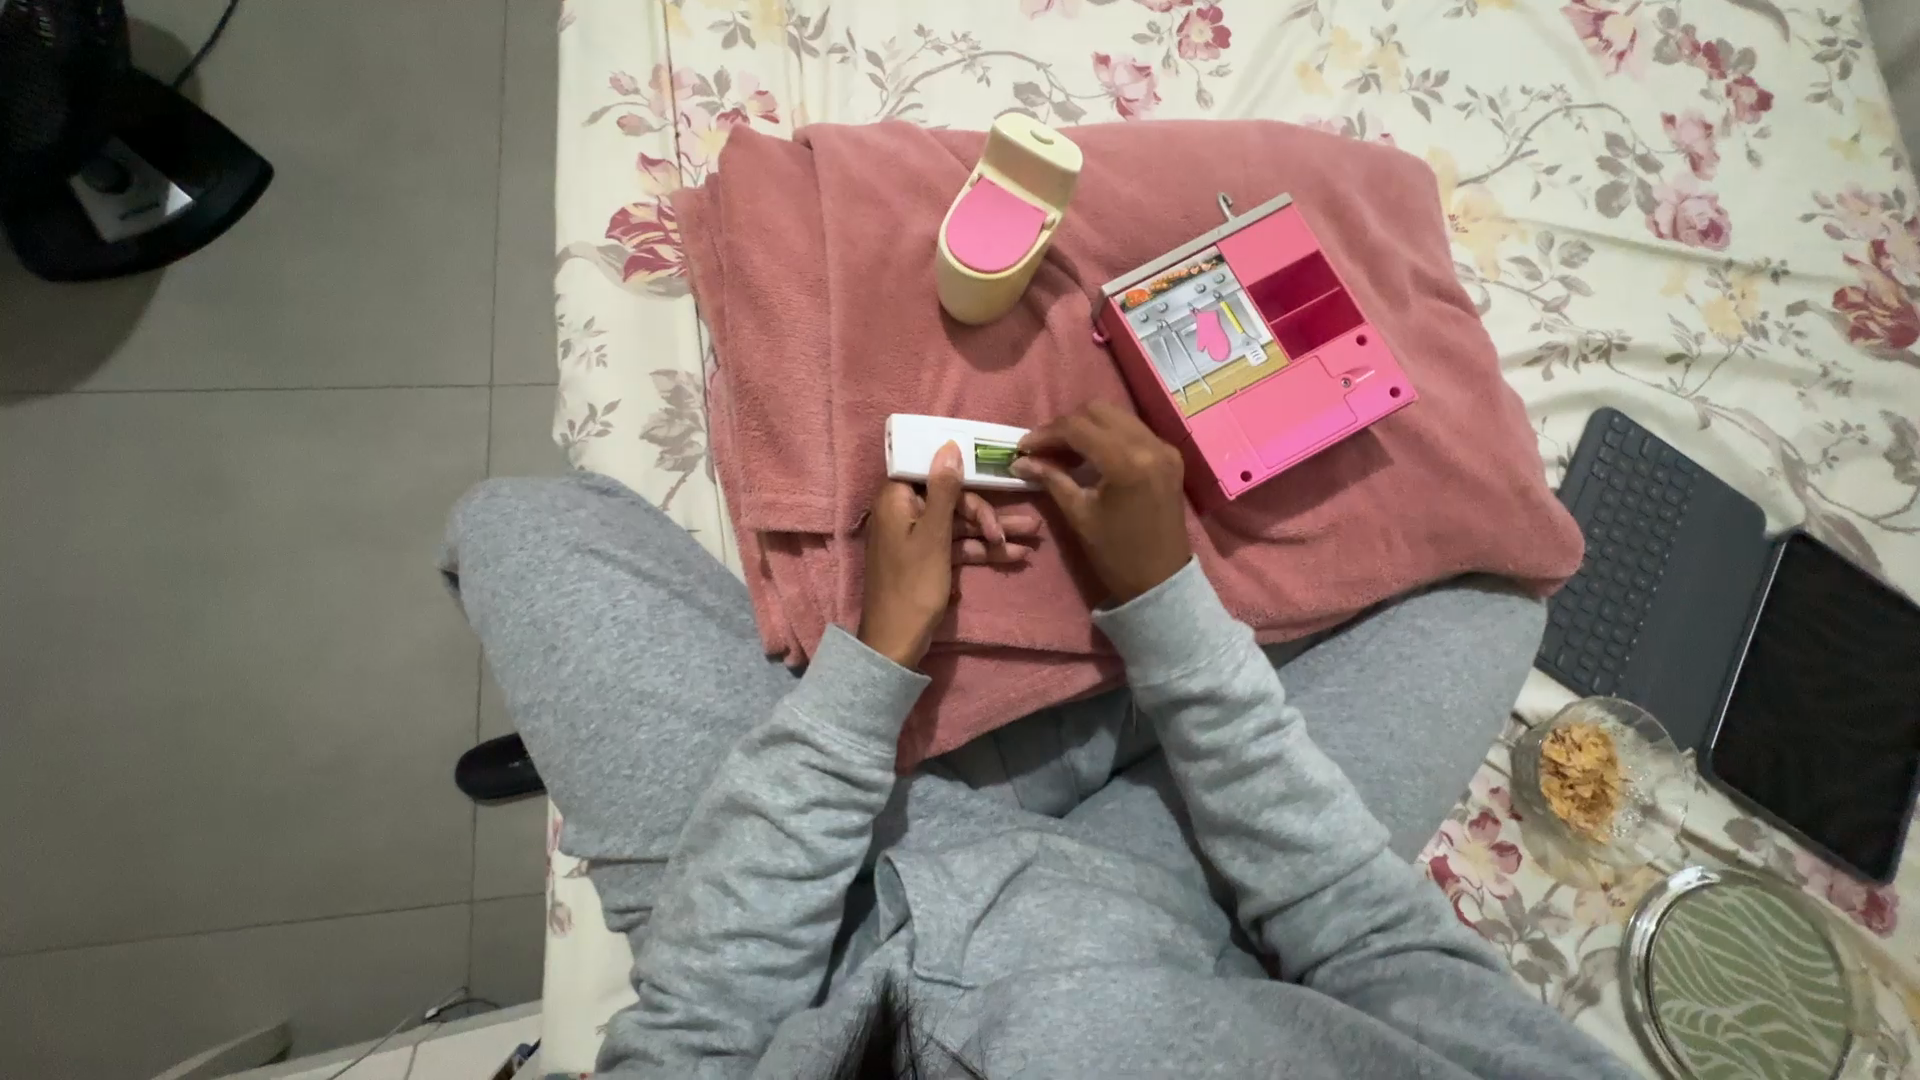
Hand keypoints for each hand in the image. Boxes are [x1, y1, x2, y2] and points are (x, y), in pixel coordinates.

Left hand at [860, 442, 1037, 667]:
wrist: (896, 641)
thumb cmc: (912, 584)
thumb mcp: (934, 535)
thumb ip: (944, 490)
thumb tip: (948, 446)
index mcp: (896, 500)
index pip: (932, 471)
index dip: (963, 472)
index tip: (994, 473)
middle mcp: (904, 513)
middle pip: (951, 500)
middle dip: (988, 513)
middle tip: (1025, 527)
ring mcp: (916, 538)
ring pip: (959, 525)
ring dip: (992, 532)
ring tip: (1033, 538)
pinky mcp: (927, 559)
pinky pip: (956, 546)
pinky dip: (981, 550)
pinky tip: (1015, 556)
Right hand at [1012, 401, 1191, 602]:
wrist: (1161, 580)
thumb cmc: (1116, 554)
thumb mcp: (1079, 514)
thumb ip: (1051, 478)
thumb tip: (1021, 460)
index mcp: (1127, 462)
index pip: (1078, 427)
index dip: (1046, 434)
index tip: (1023, 447)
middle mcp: (1150, 445)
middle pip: (1098, 411)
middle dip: (1066, 425)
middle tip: (1044, 448)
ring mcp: (1165, 448)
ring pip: (1117, 416)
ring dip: (1087, 427)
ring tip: (1064, 452)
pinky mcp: (1170, 456)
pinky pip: (1133, 430)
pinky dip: (1108, 435)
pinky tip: (1091, 456)